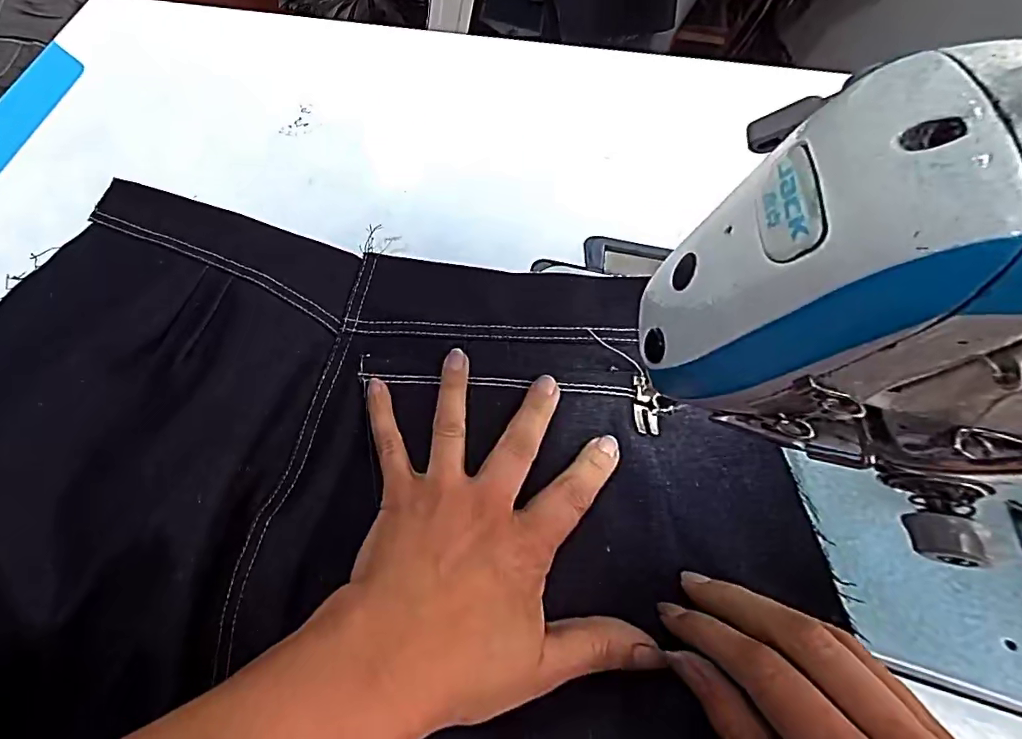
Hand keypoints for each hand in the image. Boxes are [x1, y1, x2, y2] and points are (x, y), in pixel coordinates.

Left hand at [308, 348, 663, 733]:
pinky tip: (376, 387)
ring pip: (452, 428)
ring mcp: (440, 493)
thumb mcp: (539, 664)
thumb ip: (594, 646)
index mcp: (521, 544)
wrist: (385, 659)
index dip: (592, 469)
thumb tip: (645, 648)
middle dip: (535, 412)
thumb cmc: (456, 664)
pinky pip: (389, 445)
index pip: (570, 498)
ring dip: (456, 389)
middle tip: (546, 383)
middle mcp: (484, 506)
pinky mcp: (400, 495)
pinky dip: (381, 414)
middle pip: (516, 447)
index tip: (606, 443)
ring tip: (459, 358)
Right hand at [660, 574, 953, 738]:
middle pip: (804, 638)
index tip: (675, 617)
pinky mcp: (937, 728)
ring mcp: (927, 732)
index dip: (711, 635)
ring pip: (838, 636)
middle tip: (690, 586)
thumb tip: (694, 668)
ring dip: (771, 607)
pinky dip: (814, 631)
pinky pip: (868, 657)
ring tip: (726, 594)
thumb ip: (741, 732)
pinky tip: (784, 623)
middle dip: (735, 602)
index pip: (768, 671)